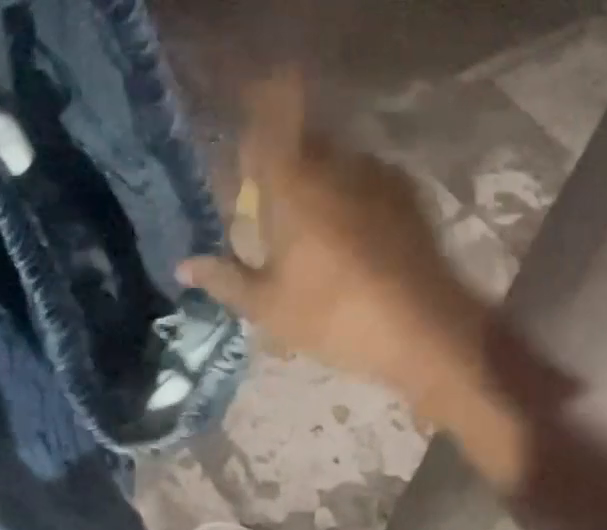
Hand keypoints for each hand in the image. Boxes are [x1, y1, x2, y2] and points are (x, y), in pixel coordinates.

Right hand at [178, 75, 494, 406]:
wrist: (422, 330)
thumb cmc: (332, 317)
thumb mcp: (268, 307)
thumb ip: (224, 279)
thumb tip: (184, 266)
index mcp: (292, 184)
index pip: (269, 122)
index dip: (255, 127)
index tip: (244, 160)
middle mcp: (335, 164)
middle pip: (302, 141)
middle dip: (283, 164)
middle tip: (269, 209)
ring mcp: (377, 176)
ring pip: (336, 162)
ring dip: (318, 183)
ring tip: (308, 232)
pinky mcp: (407, 197)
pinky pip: (366, 182)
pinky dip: (349, 199)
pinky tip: (346, 241)